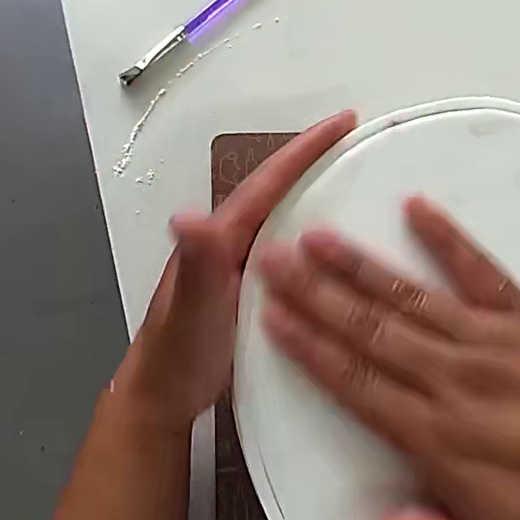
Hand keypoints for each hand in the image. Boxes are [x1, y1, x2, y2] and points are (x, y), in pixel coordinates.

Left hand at [110, 111, 357, 430]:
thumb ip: (196, 264)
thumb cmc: (176, 353)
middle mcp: (223, 247)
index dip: (302, 153)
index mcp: (217, 240)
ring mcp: (232, 270)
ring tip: (353, 188)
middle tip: (358, 149)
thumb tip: (188, 217)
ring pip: (278, 224)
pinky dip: (305, 243)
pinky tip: (328, 254)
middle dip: (313, 166)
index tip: (342, 124)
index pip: (264, 186)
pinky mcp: (242, 293)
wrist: (162, 395)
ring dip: (311, 201)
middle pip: (273, 195)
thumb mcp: (192, 308)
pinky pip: (281, 256)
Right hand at [256, 196, 519, 519]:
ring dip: (356, 266)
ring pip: (408, 299)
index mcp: (440, 439)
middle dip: (312, 293)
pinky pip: (483, 273)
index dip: (307, 347)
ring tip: (314, 236)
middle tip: (269, 258)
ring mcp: (494, 345)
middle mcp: (456, 382)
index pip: (354, 381)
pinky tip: (417, 207)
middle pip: (368, 331)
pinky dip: (449, 240)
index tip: (268, 315)